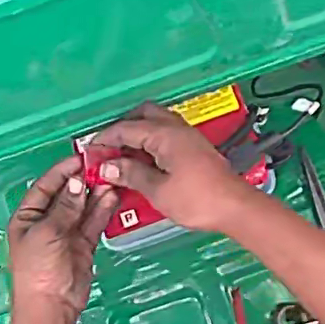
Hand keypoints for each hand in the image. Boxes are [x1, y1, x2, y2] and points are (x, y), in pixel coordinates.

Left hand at [8, 156, 118, 316]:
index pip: (45, 186)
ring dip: (96, 194)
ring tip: (112, 178)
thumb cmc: (38, 269)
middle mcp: (46, 222)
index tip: (81, 158)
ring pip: (83, 208)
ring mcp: (66, 233)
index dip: (62, 171)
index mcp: (27, 216)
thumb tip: (78, 182)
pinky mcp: (83, 245)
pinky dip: (103, 210)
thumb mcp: (47, 232)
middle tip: (102, 166)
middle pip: (67, 195)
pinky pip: (94, 223)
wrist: (51, 305)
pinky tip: (113, 197)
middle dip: (83, 181)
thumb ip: (65, 207)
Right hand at [88, 103, 260, 231]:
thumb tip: (108, 166)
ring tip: (121, 157)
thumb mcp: (158, 190)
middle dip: (121, 129)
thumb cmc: (196, 200)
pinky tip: (142, 163)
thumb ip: (131, 174)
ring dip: (136, 135)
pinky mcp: (194, 148)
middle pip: (142, 115)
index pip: (126, 128)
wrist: (235, 208)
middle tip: (107, 150)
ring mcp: (188, 136)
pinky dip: (149, 144)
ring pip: (155, 124)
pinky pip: (165, 136)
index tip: (88, 152)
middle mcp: (176, 128)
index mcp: (164, 134)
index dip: (104, 140)